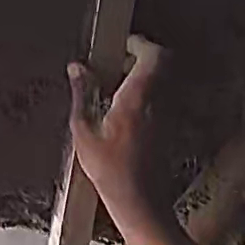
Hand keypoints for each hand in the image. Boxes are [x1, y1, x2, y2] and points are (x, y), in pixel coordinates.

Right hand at [67, 35, 166, 231]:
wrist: (138, 200)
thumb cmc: (109, 169)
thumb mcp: (83, 131)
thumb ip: (81, 94)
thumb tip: (76, 68)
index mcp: (137, 98)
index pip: (154, 56)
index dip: (141, 43)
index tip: (123, 44)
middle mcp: (158, 103)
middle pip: (161, 65)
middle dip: (141, 57)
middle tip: (118, 62)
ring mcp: (167, 116)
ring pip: (162, 82)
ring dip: (143, 77)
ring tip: (116, 86)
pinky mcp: (167, 129)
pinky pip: (160, 100)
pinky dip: (145, 95)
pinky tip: (122, 111)